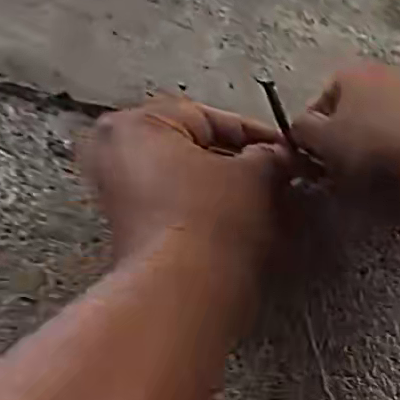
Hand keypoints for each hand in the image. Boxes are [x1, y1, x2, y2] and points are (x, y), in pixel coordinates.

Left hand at [81, 97, 289, 272]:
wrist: (189, 282)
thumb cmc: (213, 222)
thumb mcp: (257, 176)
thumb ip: (271, 156)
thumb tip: (282, 155)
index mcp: (136, 123)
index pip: (207, 116)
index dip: (255, 133)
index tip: (286, 151)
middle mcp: (114, 150)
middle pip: (191, 144)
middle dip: (237, 160)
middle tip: (277, 176)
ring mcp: (118, 189)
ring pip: (185, 174)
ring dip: (225, 185)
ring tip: (263, 202)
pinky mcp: (132, 223)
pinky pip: (177, 202)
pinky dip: (208, 206)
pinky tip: (237, 222)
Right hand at [290, 63, 399, 216]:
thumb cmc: (379, 149)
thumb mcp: (324, 141)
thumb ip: (302, 131)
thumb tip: (301, 130)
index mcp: (354, 72)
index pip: (320, 104)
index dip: (315, 138)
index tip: (320, 164)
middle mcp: (389, 79)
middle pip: (356, 118)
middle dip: (349, 147)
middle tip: (348, 176)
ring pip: (386, 135)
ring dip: (379, 157)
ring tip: (380, 184)